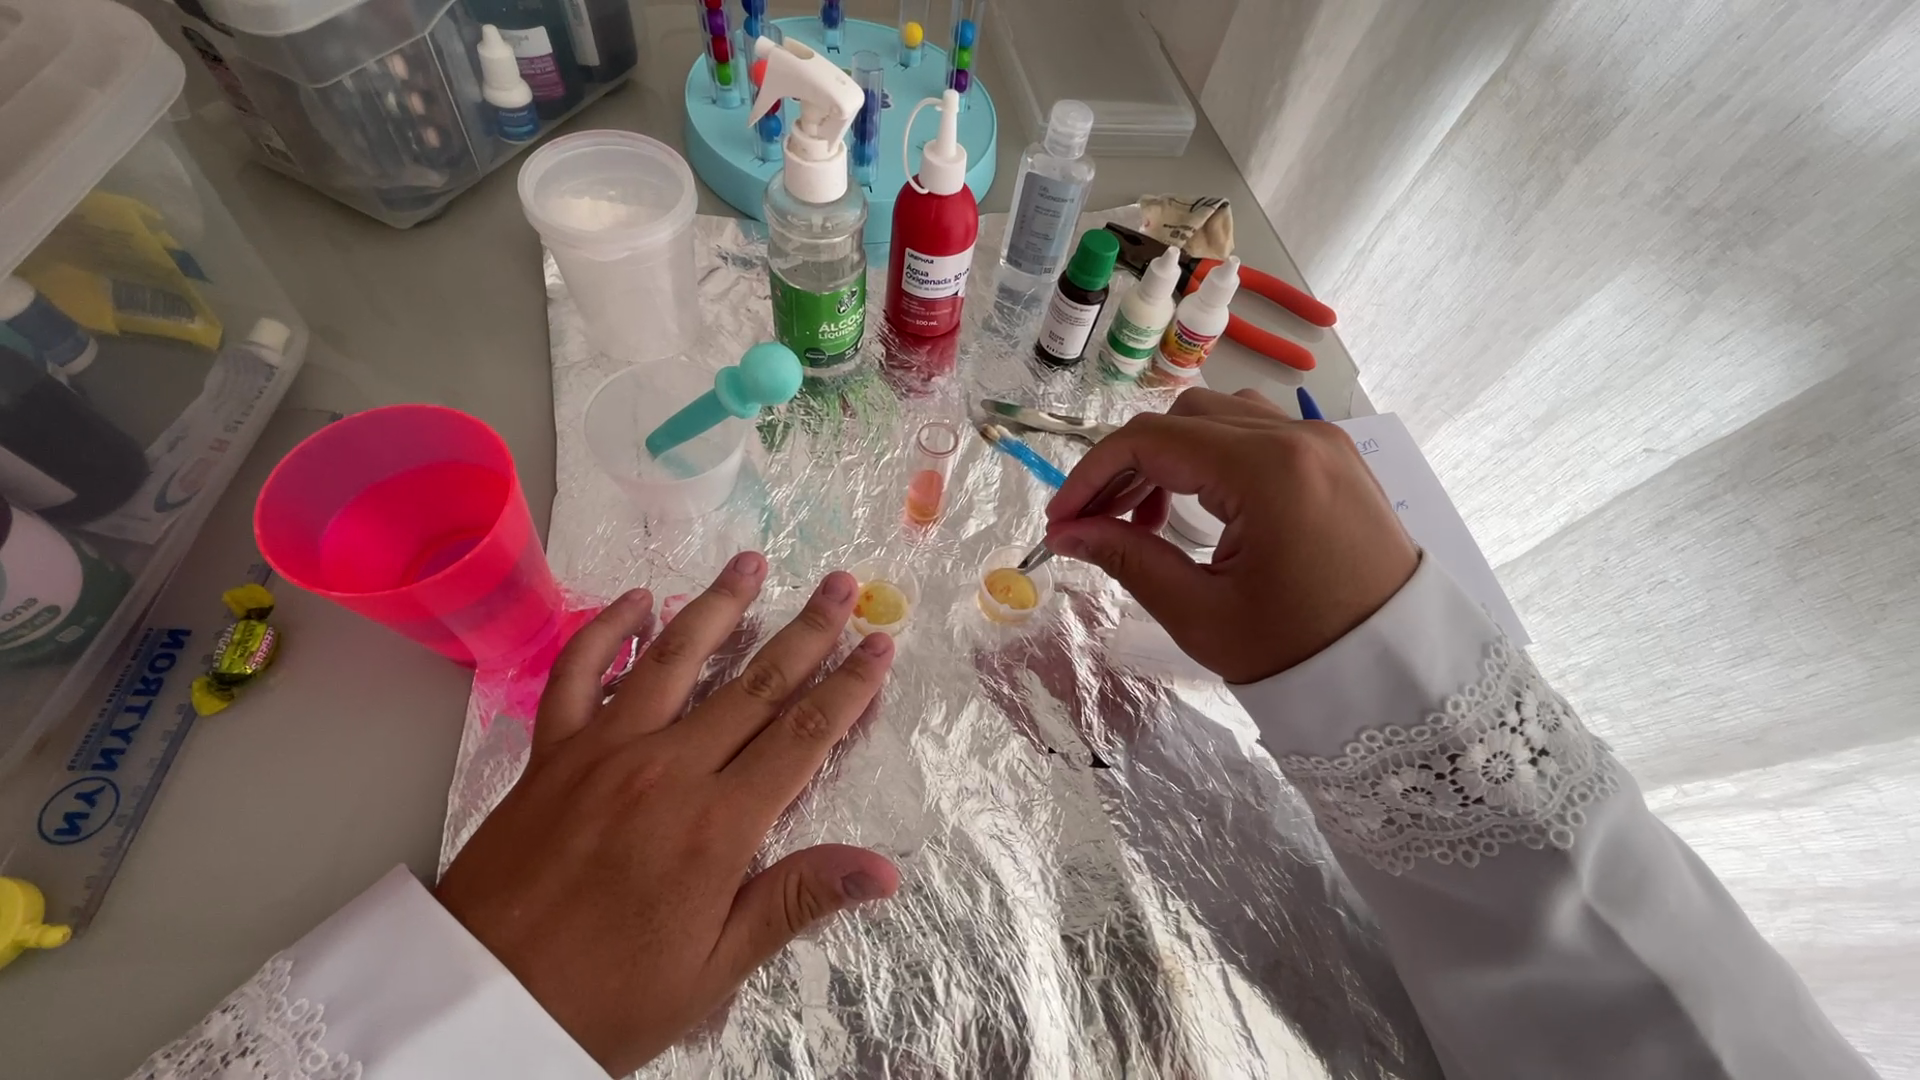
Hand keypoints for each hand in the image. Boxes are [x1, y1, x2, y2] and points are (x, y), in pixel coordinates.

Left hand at [435, 552, 898, 1074]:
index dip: (849, 687)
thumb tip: (886, 872)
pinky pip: (579, 674)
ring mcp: (606, 751)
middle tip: (840, 583)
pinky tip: (637, 599)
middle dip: (807, 630)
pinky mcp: (552, 751)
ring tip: (753, 562)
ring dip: (720, 606)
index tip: (879, 644)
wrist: (477, 1005)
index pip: (803, 737)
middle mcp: (668, 769)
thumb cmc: (607, 998)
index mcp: (718, 825)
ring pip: (674, 659)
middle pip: (754, 684)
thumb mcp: (715, 969)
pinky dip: (607, 630)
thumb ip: (798, 900)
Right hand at [1045, 388, 1417, 683]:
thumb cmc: (1298, 652)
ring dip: (1167, 456)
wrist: (1399, 672)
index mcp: (1266, 471)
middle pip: (1179, 419)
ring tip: (1146, 517)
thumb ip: (1126, 558)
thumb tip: (1065, 532)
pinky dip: (1209, 457)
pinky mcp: (1332, 457)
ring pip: (1215, 418)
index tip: (1060, 520)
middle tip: (1098, 523)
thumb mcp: (1200, 613)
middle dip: (1125, 465)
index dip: (1091, 475)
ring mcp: (1321, 441)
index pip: (1150, 442)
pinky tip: (1196, 505)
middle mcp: (1296, 436)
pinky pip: (1252, 433)